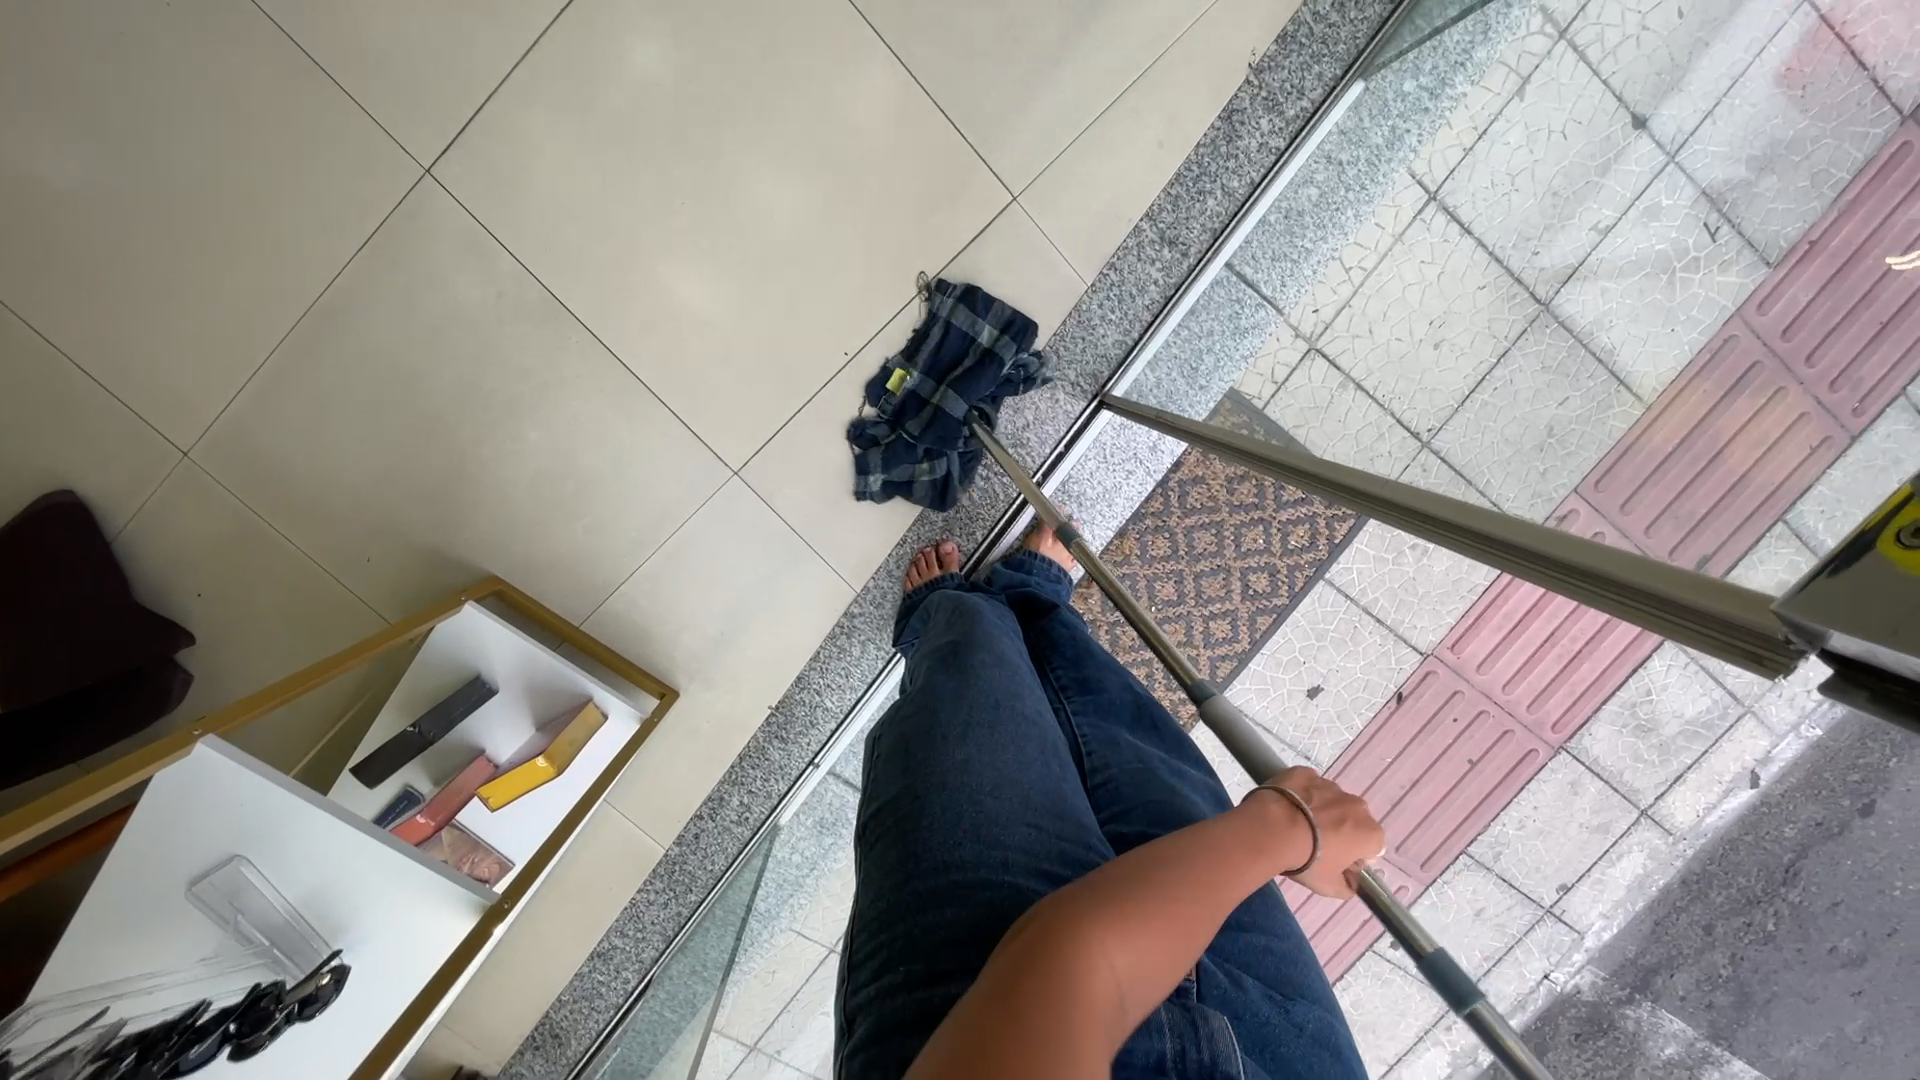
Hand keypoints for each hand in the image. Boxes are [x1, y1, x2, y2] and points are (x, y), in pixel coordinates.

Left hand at [1257, 766, 1385, 898]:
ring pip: (1330, 799)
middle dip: (1339, 829)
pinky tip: (1286, 805)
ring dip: (1319, 809)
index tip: (1335, 861)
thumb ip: (1347, 886)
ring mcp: (1329, 784)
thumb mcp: (1329, 886)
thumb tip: (1349, 882)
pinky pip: (1306, 784)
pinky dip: (1300, 792)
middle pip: (1352, 819)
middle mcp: (1356, 805)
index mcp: (1370, 833)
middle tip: (1314, 842)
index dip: (1354, 856)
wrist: (1271, 827)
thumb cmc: (1306, 860)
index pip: (1371, 847)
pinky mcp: (1304, 772)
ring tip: (1295, 823)